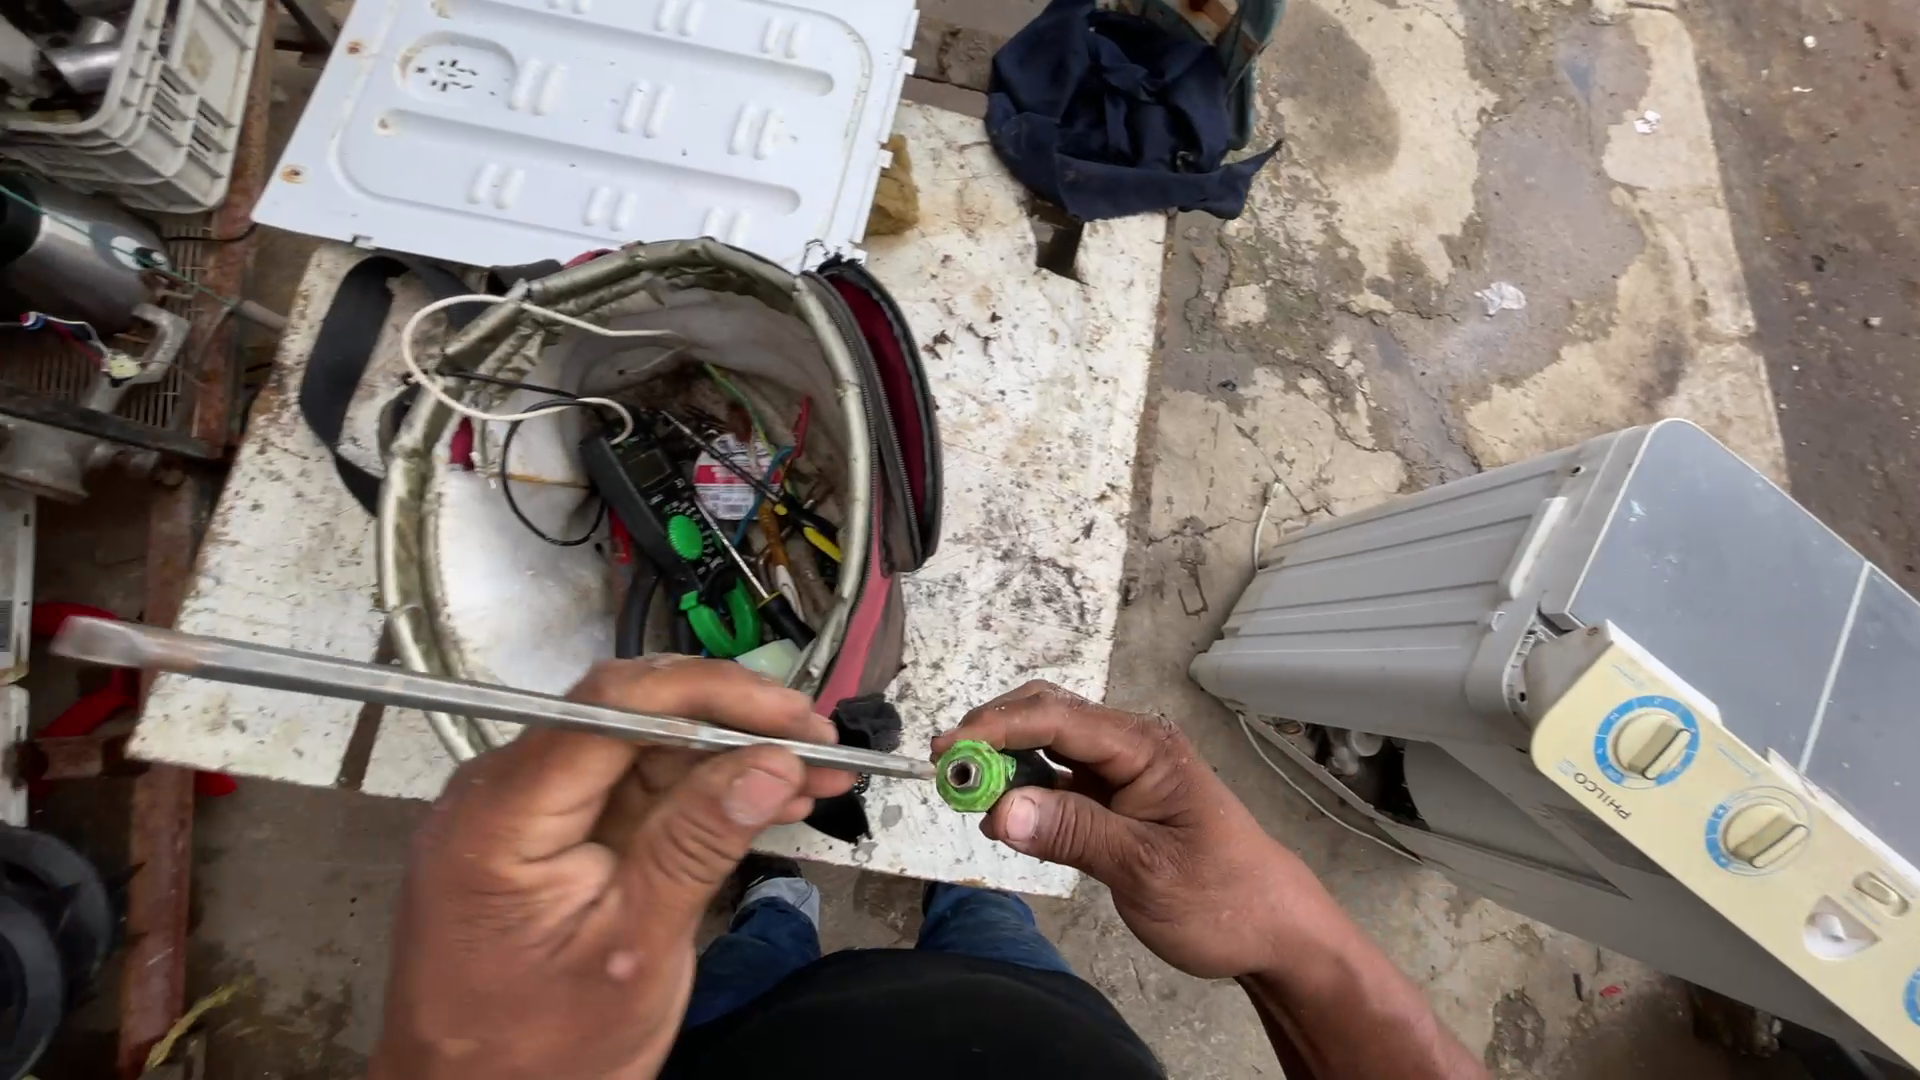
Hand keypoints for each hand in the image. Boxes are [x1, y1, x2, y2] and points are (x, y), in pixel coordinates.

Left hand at [369, 657, 853, 1079]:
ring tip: (820, 769)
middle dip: (739, 716)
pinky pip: (660, 777)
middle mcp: (514, 786)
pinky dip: (723, 783)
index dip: (712, 694)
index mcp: (499, 815)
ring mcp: (548, 800)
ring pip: (661, 737)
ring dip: (744, 749)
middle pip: (640, 709)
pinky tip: (781, 796)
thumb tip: (775, 763)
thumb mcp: (635, 951)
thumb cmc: (544, 1053)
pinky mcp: (579, 819)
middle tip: (817, 739)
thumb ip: (698, 845)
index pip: (613, 707)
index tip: (791, 717)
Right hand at [933, 681, 1317, 978]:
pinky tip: (1004, 807)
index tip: (950, 748)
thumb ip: (1073, 834)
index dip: (998, 727)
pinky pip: (1057, 775)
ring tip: (967, 786)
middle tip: (950, 765)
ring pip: (1049, 740)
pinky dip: (1023, 784)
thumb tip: (1000, 812)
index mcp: (1145, 746)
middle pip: (1049, 713)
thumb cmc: (1221, 897)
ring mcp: (1120, 768)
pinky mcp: (1112, 795)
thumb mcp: (1146, 870)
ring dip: (1005, 756)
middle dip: (995, 731)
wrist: (1272, 928)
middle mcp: (1129, 744)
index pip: (1058, 718)